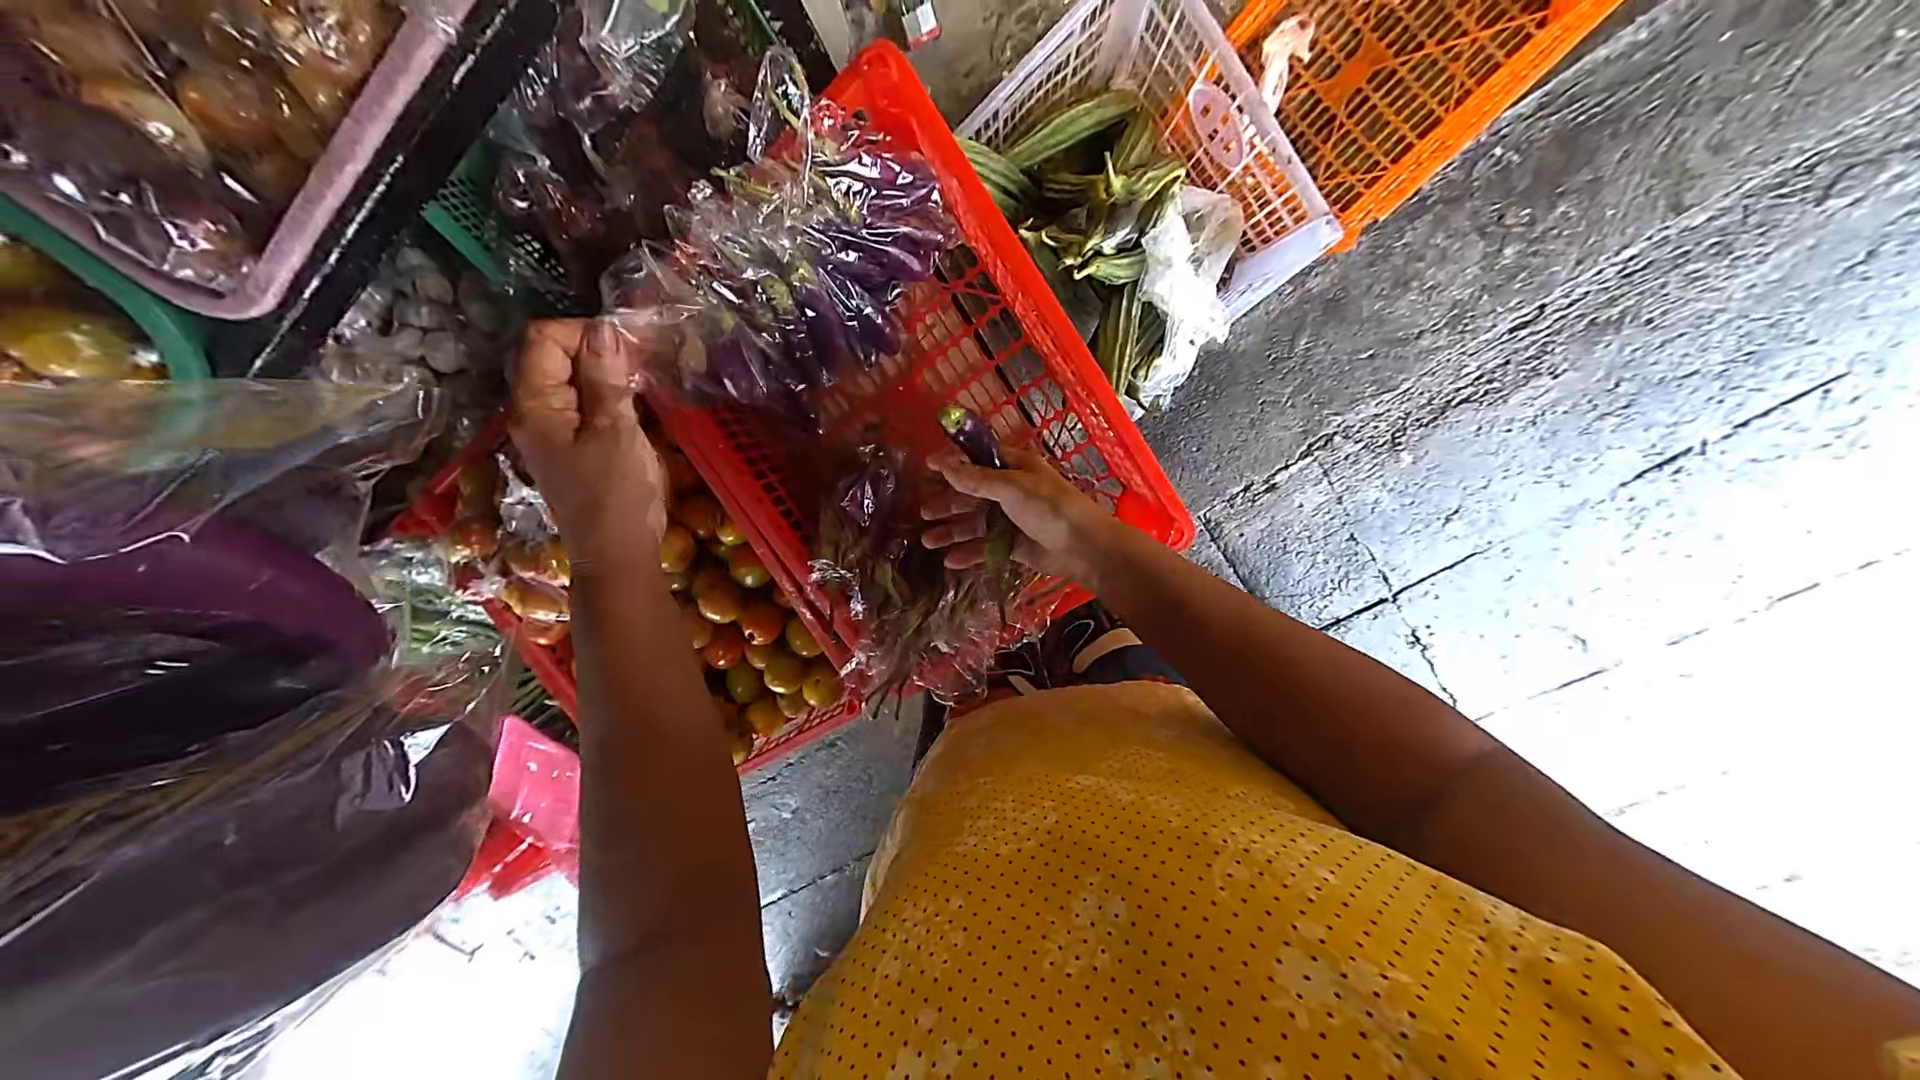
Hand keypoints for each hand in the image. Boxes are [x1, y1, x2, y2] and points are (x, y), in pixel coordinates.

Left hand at [509, 319, 665, 573]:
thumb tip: (604, 329)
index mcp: (535, 406)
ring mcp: (553, 432)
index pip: (545, 340)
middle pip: (556, 358)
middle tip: (645, 364)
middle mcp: (535, 413)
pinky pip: (585, 407)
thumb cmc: (617, 496)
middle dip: (600, 352)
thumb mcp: (616, 432)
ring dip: (608, 375)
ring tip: (646, 383)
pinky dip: (610, 398)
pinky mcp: (573, 447)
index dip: (585, 333)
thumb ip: (607, 379)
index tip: (630, 347)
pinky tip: (638, 407)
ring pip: (574, 383)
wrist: (617, 555)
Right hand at [920, 446, 1120, 584]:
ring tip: (928, 541)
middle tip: (922, 512)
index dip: (953, 464)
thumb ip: (976, 479)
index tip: (926, 467)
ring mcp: (1013, 519)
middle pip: (972, 495)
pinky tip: (950, 561)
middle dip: (947, 503)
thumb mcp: (1012, 487)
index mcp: (1015, 468)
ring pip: (976, 523)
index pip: (978, 461)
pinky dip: (969, 553)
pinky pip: (986, 547)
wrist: (1084, 547)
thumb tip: (943, 465)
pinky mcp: (1015, 545)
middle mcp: (1011, 491)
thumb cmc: (1050, 507)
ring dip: (952, 531)